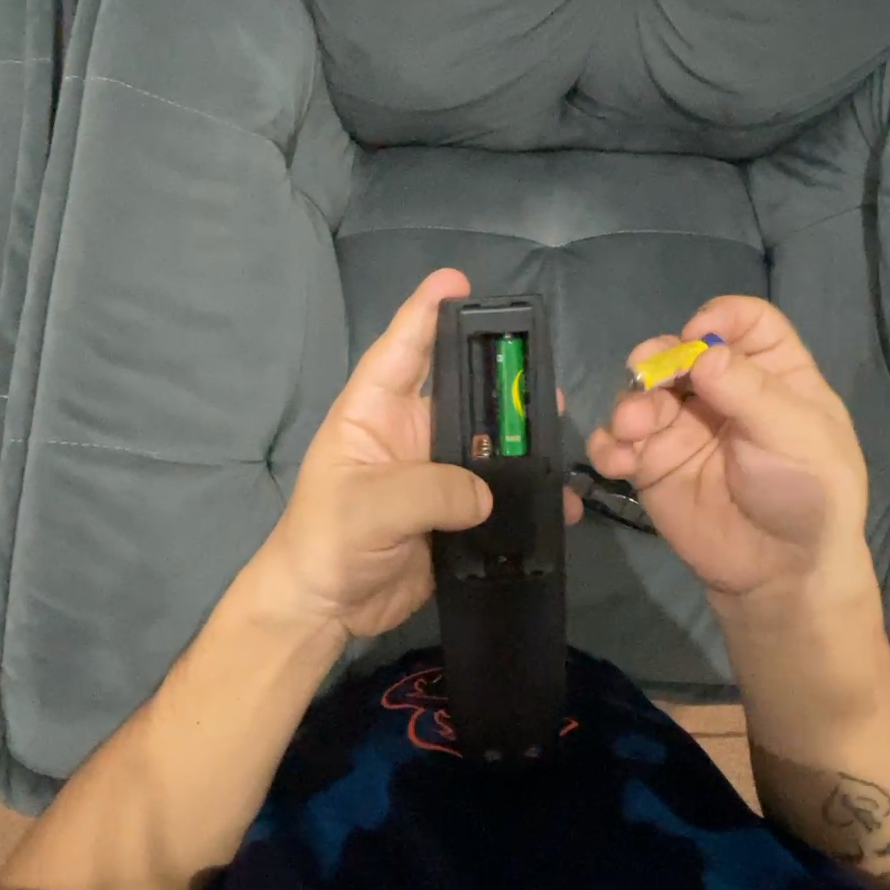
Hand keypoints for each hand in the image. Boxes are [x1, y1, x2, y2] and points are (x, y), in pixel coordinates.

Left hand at [258, 269, 580, 639]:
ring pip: (486, 442)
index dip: (426, 312)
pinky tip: (559, 504)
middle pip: (460, 391)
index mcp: (372, 413)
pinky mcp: (454, 512)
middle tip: (542, 374)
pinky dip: (528, 495)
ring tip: (561, 433)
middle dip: (499, 377)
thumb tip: (489, 495)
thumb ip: (429, 491)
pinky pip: (498, 492)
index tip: (457, 281)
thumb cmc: (327, 542)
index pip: (400, 350)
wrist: (328, 608)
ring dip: (522, 438)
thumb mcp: (369, 507)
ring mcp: (433, 472)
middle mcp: (408, 433)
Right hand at [586, 296, 871, 614]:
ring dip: (627, 404)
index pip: (745, 323)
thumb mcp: (797, 438)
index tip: (698, 334)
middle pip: (678, 351)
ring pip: (640, 392)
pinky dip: (608, 445)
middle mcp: (720, 392)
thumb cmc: (806, 496)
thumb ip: (749, 391)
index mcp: (771, 374)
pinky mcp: (650, 462)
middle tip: (645, 377)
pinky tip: (617, 461)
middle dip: (656, 359)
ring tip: (631, 430)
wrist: (777, 573)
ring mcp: (680, 426)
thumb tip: (701, 352)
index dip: (720, 318)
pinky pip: (617, 441)